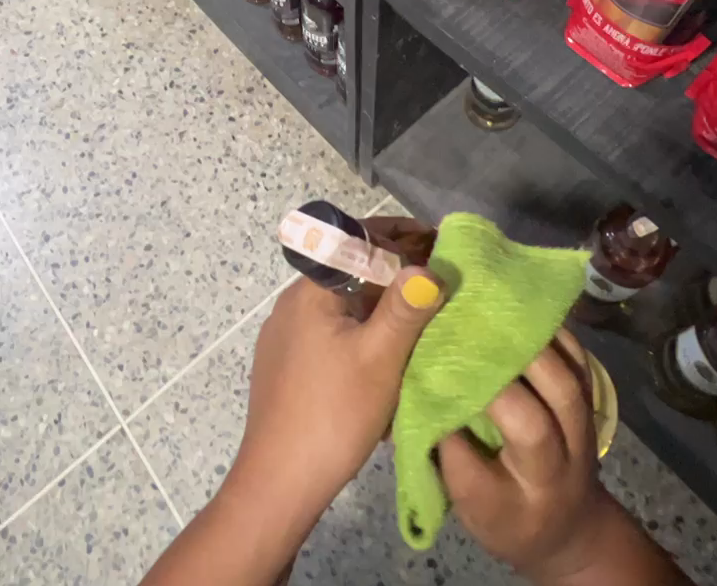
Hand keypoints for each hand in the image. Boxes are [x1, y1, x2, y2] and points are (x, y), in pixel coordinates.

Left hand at [226, 261, 443, 519]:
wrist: (278, 482)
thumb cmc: (333, 414)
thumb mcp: (380, 358)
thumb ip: (405, 308)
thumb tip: (430, 265)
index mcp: (312, 289)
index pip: (358, 241)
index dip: (400, 234)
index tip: (438, 239)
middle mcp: (293, 301)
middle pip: (350, 268)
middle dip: (394, 267)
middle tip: (437, 274)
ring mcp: (285, 333)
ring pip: (341, 300)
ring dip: (379, 298)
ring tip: (420, 308)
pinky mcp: (286, 361)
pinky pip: (330, 327)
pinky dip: (361, 325)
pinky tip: (385, 346)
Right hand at [442, 331, 681, 585]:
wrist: (564, 525)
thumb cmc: (506, 515)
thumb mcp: (471, 504)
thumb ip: (451, 452)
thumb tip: (428, 389)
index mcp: (542, 480)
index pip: (523, 428)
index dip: (483, 393)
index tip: (439, 366)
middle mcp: (572, 447)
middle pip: (557, 393)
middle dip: (511, 355)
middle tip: (462, 322)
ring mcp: (585, 418)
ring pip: (568, 369)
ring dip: (530, 334)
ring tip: (484, 305)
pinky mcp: (586, 396)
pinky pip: (574, 354)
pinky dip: (546, 328)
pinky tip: (512, 307)